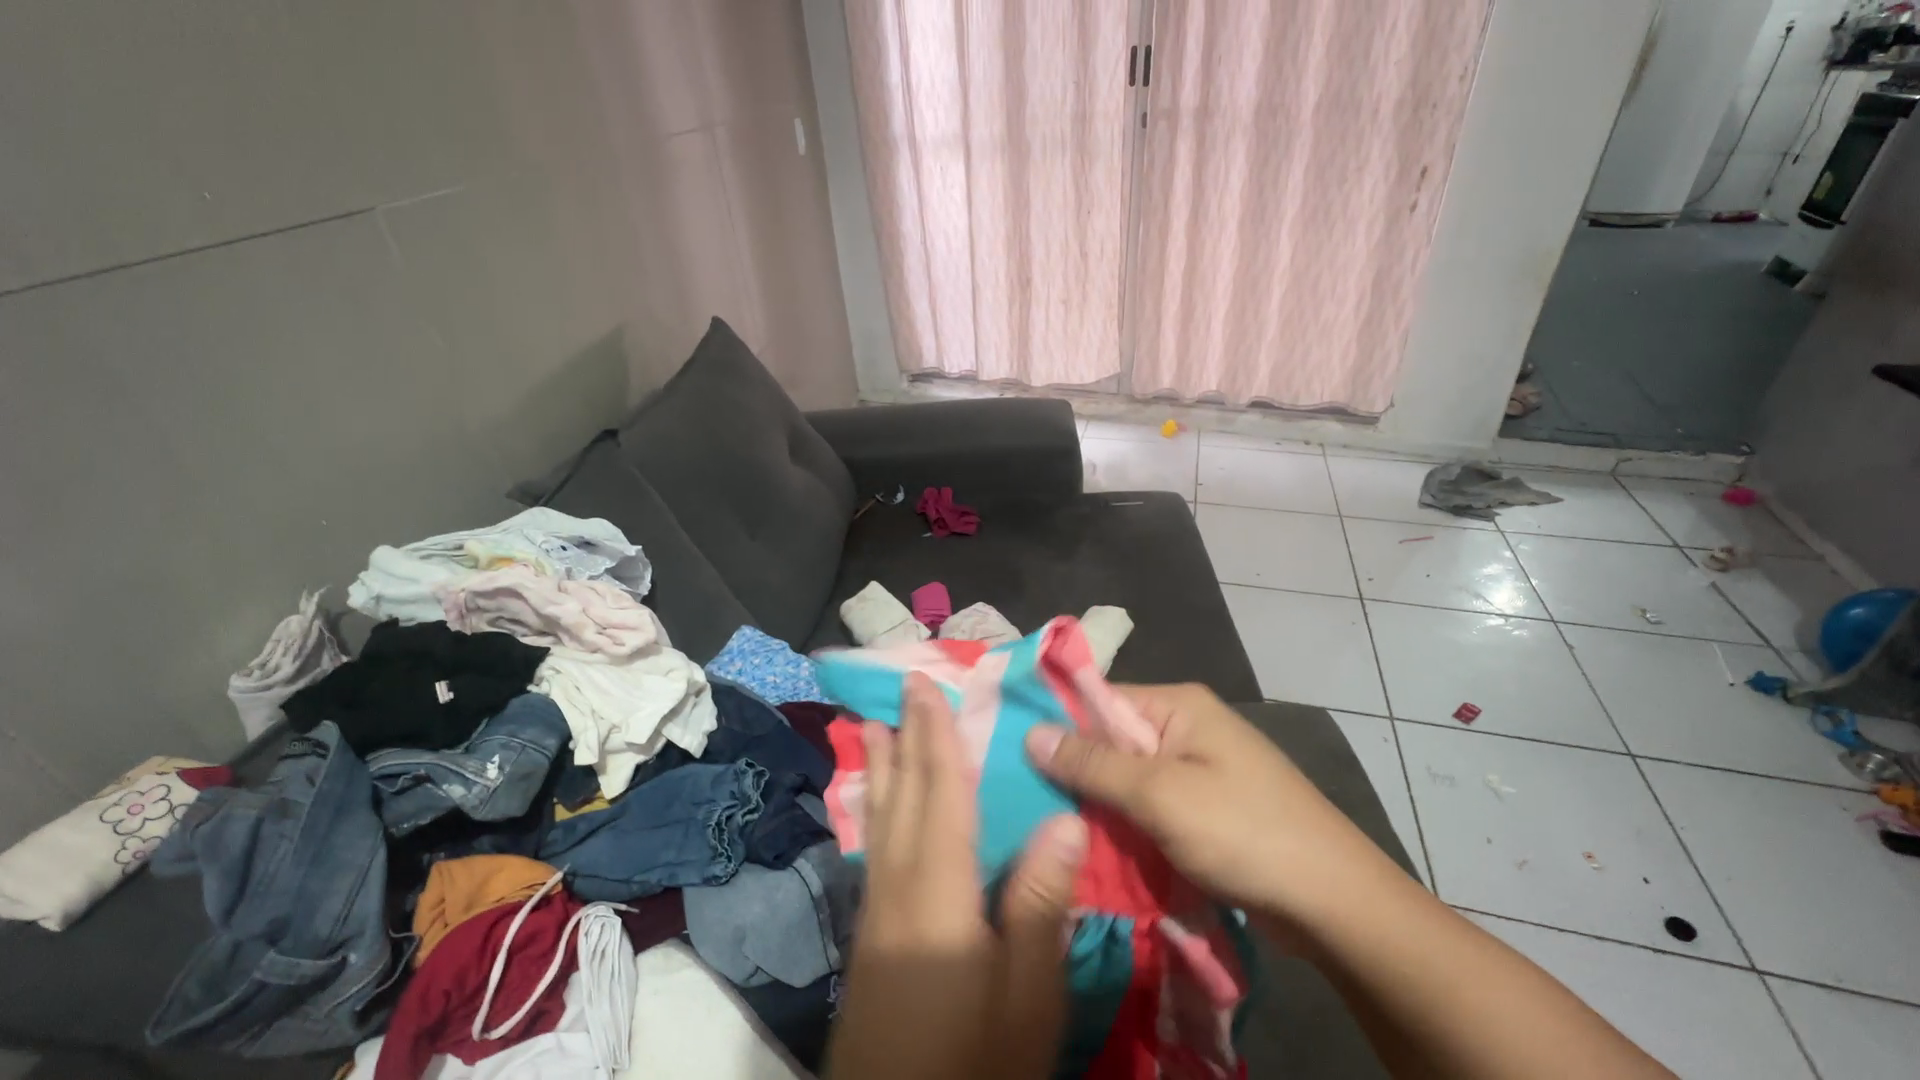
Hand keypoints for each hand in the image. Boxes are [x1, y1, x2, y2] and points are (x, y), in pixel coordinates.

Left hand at [829, 673, 1088, 1079]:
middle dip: (902, 740)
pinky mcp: (869, 941)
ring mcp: (876, 916)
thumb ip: (1040, 904)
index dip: (935, 737)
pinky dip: (877, 813)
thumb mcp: (1028, 997)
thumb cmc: (973, 1062)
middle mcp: (898, 888)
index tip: (924, 687)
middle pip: (900, 799)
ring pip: (878, 823)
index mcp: (939, 890)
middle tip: (896, 690)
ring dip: (880, 771)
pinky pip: (874, 851)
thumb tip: (1065, 818)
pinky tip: (879, 815)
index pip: (940, 795)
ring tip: (873, 730)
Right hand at [1025, 682, 1396, 929]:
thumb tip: (1031, 732)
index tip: (999, 749)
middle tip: (1009, 798)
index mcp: (1178, 706)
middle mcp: (1185, 729)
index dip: (1051, 722)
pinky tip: (1083, 846)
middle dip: (1068, 770)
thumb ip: (1093, 764)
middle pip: (1108, 740)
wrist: (1331, 901)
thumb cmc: (1243, 832)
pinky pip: (1147, 809)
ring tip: (1035, 826)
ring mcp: (1196, 772)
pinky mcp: (1203, 811)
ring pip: (1124, 780)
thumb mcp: (1160, 794)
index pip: (1096, 698)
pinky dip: (1120, 826)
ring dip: (1093, 804)